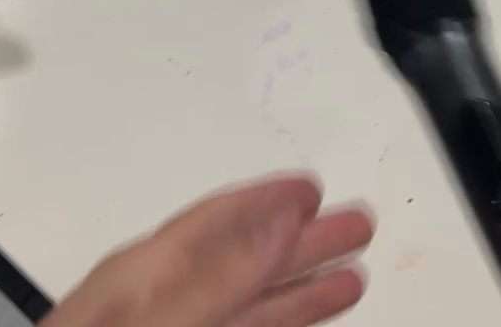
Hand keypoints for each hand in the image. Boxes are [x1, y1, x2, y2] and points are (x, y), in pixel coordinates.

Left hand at [43, 174, 374, 326]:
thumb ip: (214, 276)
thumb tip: (282, 215)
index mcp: (140, 282)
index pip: (214, 224)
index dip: (267, 201)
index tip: (315, 188)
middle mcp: (157, 311)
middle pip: (243, 264)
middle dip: (304, 242)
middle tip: (359, 223)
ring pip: (250, 313)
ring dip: (302, 292)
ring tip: (353, 275)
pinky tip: (306, 326)